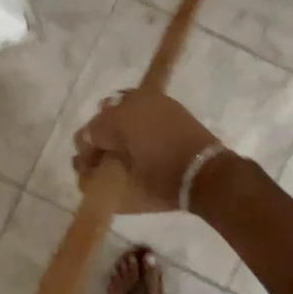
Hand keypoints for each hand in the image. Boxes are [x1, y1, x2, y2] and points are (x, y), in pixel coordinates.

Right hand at [72, 88, 222, 214]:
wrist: (207, 173)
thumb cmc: (162, 184)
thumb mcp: (122, 194)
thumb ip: (94, 183)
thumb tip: (85, 177)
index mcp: (115, 120)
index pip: (86, 136)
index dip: (86, 157)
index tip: (93, 175)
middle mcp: (130, 102)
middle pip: (102, 119)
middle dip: (102, 141)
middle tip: (109, 164)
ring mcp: (152, 99)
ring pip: (121, 108)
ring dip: (118, 128)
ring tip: (127, 151)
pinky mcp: (169, 103)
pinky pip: (142, 106)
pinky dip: (137, 121)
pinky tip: (144, 141)